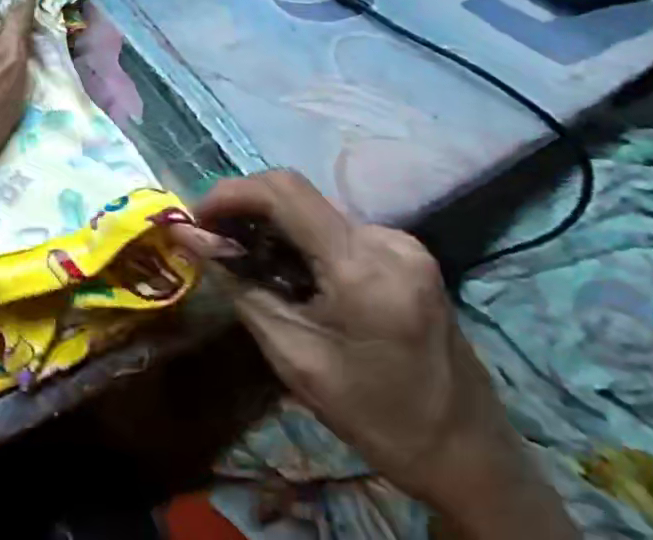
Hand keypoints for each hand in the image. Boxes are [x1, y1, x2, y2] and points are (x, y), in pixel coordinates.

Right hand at [175, 172, 551, 520]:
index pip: (282, 191)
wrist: (470, 460)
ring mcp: (403, 247)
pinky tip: (283, 273)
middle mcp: (388, 241)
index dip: (227, 194)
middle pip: (294, 195)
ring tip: (242, 263)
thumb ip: (236, 282)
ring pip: (310, 211)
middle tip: (208, 243)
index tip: (194, 222)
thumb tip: (183, 232)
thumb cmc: (372, 412)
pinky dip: (294, 239)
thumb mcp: (289, 350)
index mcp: (364, 266)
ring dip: (267, 227)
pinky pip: (332, 228)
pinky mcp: (405, 257)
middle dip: (242, 210)